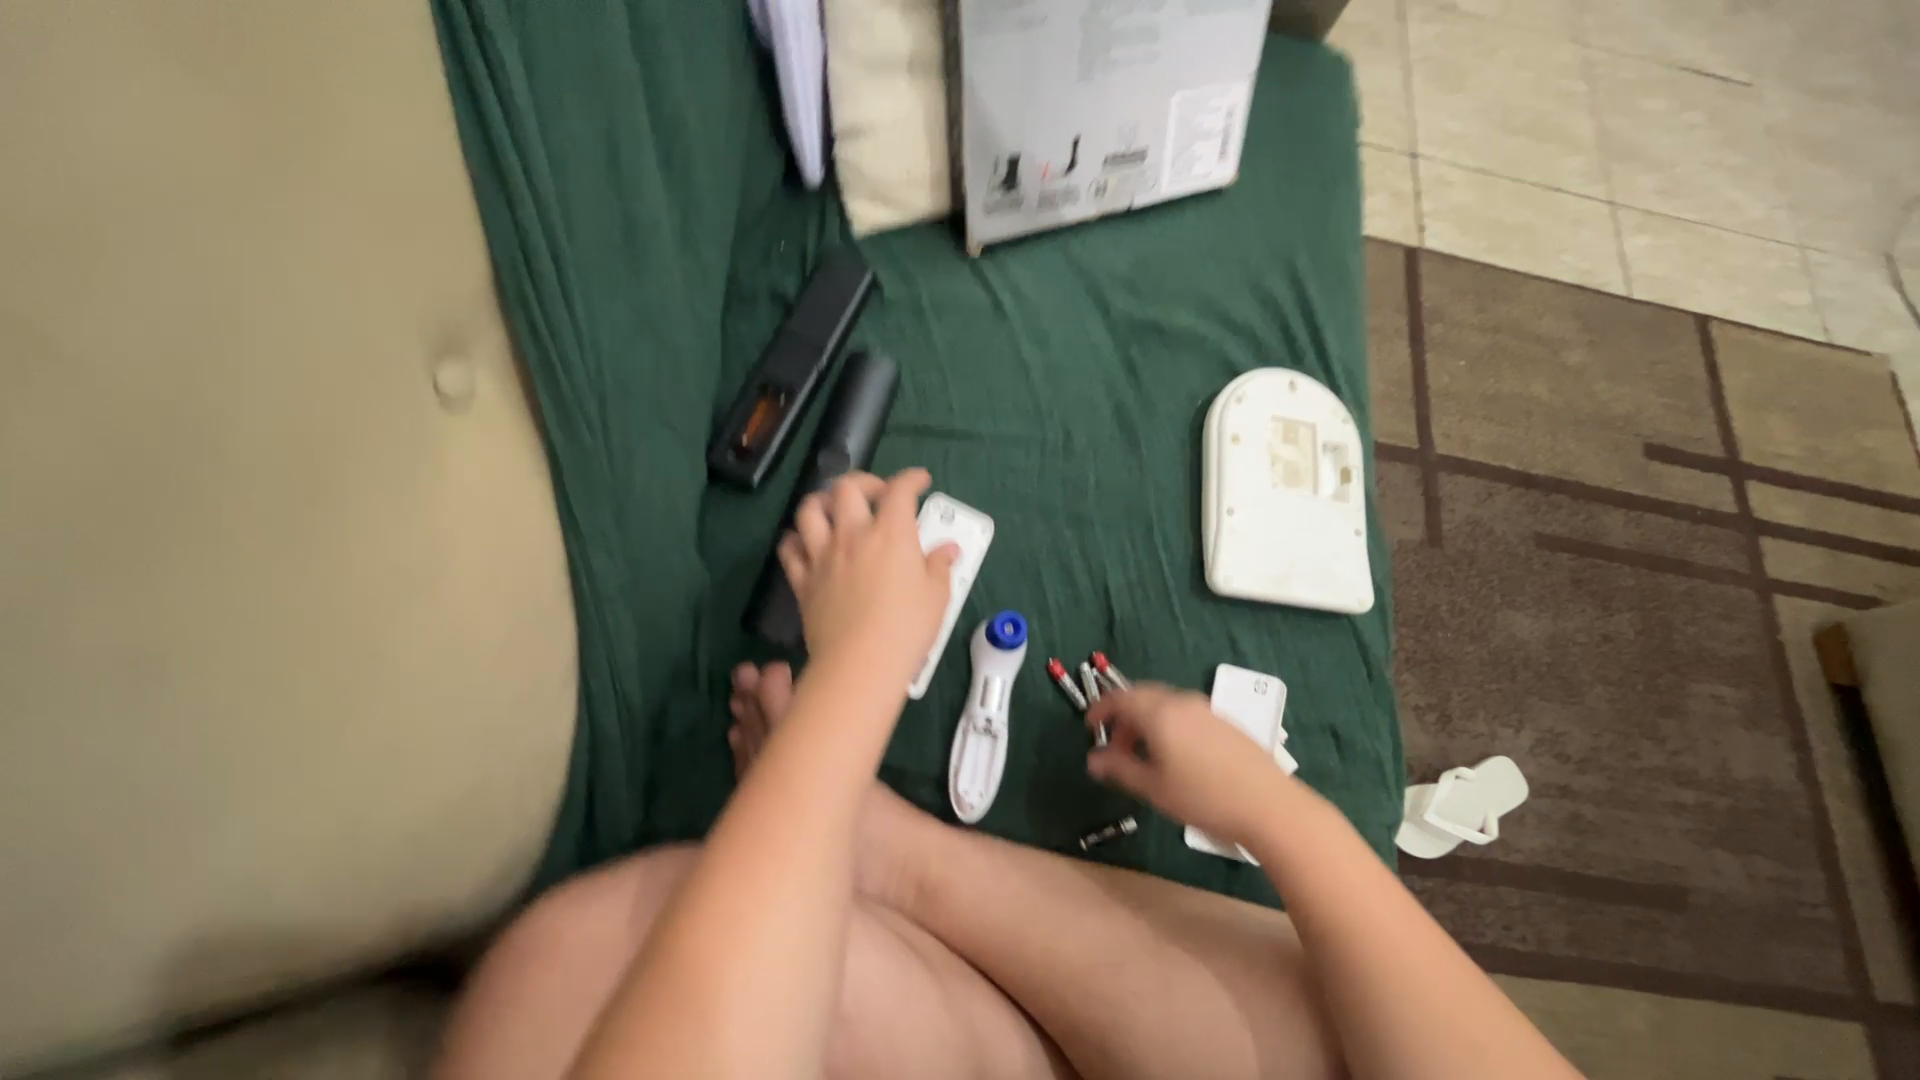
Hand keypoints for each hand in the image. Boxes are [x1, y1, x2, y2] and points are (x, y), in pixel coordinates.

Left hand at [779, 468, 958, 682]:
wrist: (861, 663)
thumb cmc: (907, 628)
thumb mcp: (937, 596)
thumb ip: (939, 566)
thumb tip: (947, 550)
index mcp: (891, 533)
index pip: (900, 490)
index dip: (911, 478)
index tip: (919, 480)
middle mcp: (853, 534)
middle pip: (847, 488)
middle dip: (864, 481)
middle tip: (877, 494)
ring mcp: (822, 555)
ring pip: (810, 509)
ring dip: (822, 501)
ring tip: (834, 510)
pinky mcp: (802, 580)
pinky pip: (789, 548)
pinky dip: (796, 539)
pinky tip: (806, 543)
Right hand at [1085, 683, 1294, 844]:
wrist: (1269, 806)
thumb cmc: (1203, 797)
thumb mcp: (1153, 788)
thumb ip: (1119, 769)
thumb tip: (1092, 759)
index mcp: (1159, 713)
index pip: (1120, 698)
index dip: (1100, 709)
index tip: (1090, 727)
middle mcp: (1182, 702)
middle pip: (1142, 696)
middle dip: (1124, 716)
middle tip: (1116, 745)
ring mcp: (1207, 710)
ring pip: (1165, 704)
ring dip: (1147, 721)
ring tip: (1144, 754)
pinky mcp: (1225, 722)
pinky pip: (1185, 713)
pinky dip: (1169, 724)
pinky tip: (1175, 755)